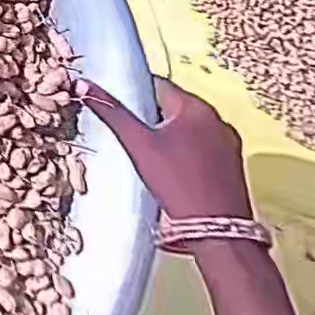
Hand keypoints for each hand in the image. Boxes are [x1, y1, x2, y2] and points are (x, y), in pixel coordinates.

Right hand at [80, 76, 252, 219]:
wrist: (215, 230)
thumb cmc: (174, 179)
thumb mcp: (136, 142)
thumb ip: (109, 110)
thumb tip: (81, 83)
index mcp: (196, 107)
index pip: (156, 84)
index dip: (132, 93)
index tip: (116, 107)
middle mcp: (217, 119)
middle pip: (171, 104)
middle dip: (148, 112)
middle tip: (127, 128)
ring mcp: (229, 141)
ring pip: (185, 123)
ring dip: (165, 129)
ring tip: (144, 145)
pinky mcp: (233, 161)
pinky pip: (199, 140)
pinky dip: (182, 144)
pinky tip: (168, 161)